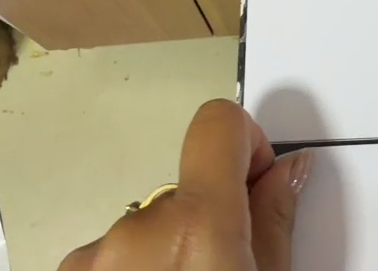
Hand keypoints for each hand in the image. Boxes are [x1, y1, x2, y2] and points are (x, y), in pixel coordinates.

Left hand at [61, 99, 312, 270]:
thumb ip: (273, 222)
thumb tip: (286, 172)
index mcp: (195, 223)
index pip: (218, 121)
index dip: (244, 144)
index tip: (254, 182)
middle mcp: (136, 232)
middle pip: (184, 186)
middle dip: (208, 217)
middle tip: (227, 269)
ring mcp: (92, 261)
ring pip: (147, 228)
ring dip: (167, 254)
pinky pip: (110, 259)